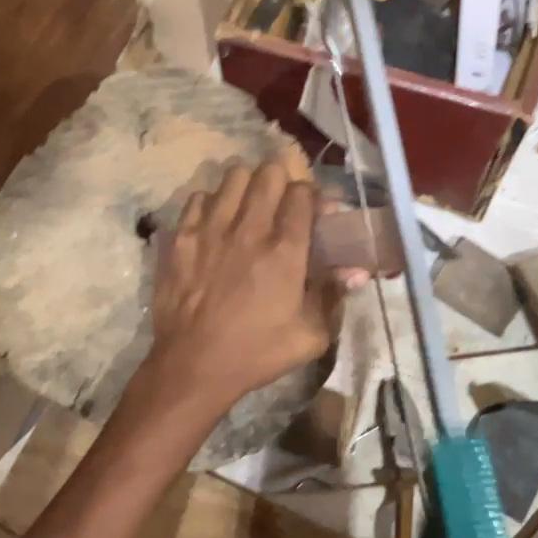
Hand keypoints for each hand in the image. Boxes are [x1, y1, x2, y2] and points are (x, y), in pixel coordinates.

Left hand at [137, 160, 331, 421]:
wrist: (192, 365)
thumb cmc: (256, 352)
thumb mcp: (310, 335)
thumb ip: (333, 294)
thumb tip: (355, 270)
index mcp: (285, 250)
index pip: (303, 193)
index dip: (311, 196)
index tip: (313, 211)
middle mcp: (250, 229)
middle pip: (269, 172)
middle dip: (281, 180)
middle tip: (281, 202)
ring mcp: (211, 228)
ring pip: (233, 175)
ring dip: (247, 185)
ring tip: (249, 206)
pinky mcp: (182, 236)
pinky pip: (199, 197)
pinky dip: (212, 203)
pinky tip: (216, 223)